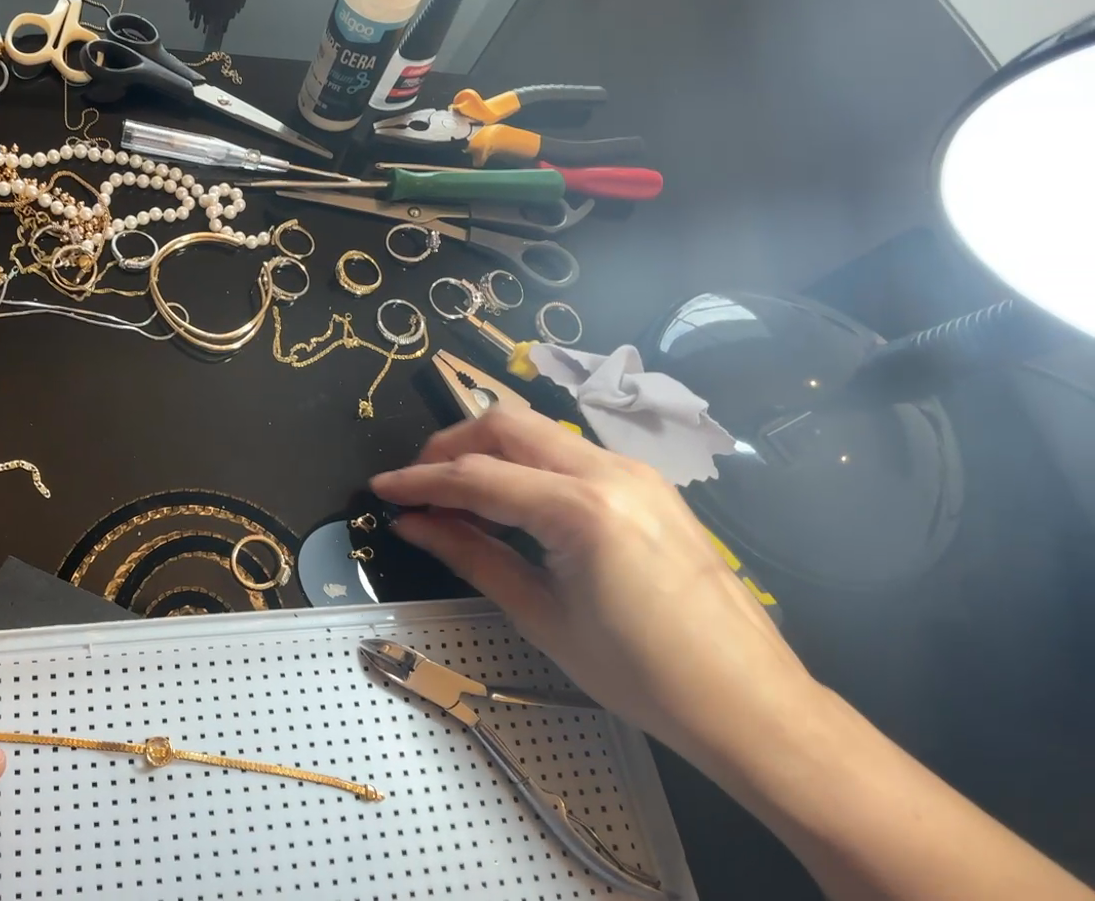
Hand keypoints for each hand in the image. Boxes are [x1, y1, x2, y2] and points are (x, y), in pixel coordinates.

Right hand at [370, 403, 818, 760]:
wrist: (749, 703)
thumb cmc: (638, 673)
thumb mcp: (539, 614)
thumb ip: (469, 554)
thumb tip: (412, 524)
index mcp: (580, 509)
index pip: (476, 475)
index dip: (419, 480)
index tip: (380, 489)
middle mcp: (610, 472)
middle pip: (507, 425)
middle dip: (450, 445)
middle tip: (417, 484)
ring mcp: (636, 473)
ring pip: (540, 431)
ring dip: (488, 450)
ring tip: (456, 495)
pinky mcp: (649, 485)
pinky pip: (570, 454)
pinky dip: (525, 464)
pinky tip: (510, 504)